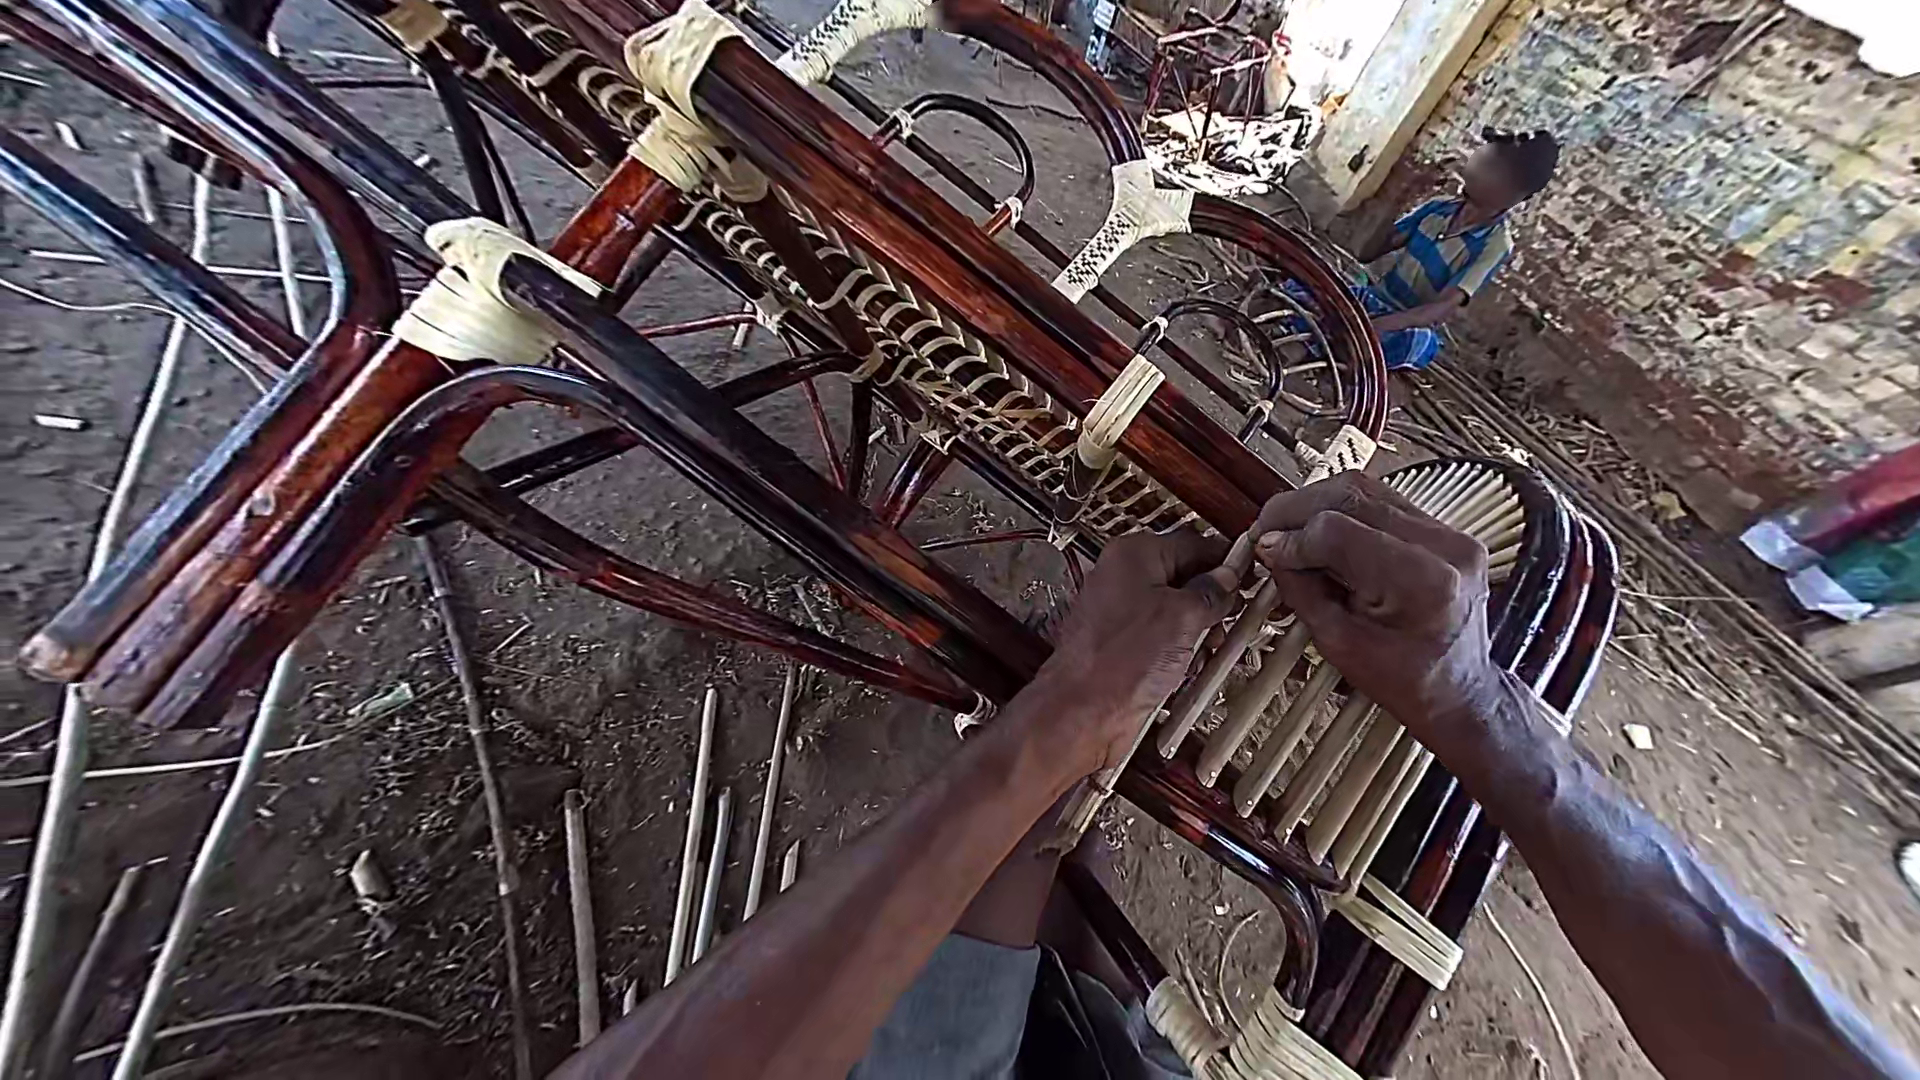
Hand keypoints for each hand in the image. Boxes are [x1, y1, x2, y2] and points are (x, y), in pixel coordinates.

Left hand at [1031, 531, 1240, 773]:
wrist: (1085, 710)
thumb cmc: (1118, 661)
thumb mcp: (1182, 617)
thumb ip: (1211, 592)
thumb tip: (1227, 579)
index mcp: (1132, 556)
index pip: (1192, 543)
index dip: (1224, 562)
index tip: (1250, 578)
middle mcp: (1122, 579)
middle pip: (1184, 578)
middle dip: (1211, 602)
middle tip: (1230, 622)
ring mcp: (1120, 612)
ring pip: (1176, 612)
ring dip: (1199, 631)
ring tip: (1209, 650)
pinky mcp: (1122, 644)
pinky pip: (1163, 639)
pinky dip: (1180, 651)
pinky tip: (1189, 668)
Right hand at [1249, 472, 1504, 740]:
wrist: (1458, 687)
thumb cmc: (1401, 677)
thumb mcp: (1335, 642)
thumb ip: (1300, 588)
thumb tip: (1270, 548)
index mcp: (1422, 583)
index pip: (1335, 531)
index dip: (1289, 539)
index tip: (1263, 554)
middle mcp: (1443, 546)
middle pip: (1349, 495)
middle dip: (1293, 510)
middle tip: (1264, 533)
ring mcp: (1447, 531)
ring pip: (1361, 487)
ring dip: (1311, 504)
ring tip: (1286, 531)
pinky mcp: (1439, 528)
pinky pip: (1376, 499)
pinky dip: (1335, 509)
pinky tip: (1315, 532)